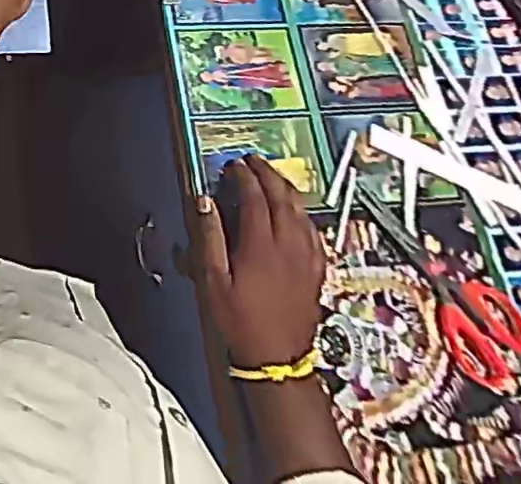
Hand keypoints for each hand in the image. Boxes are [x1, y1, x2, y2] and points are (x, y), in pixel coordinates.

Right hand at [193, 155, 326, 367]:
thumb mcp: (212, 278)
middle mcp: (289, 247)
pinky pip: (313, 231)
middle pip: (283, 198)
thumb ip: (209, 236)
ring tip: (272, 177)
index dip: (243, 177)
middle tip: (252, 162)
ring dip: (286, 189)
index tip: (232, 166)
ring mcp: (306, 258)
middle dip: (267, 175)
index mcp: (262, 246)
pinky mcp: (316, 270)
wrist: (277, 357)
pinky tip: (295, 212)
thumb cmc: (240, 318)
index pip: (255, 198)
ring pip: (302, 211)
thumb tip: (204, 203)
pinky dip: (301, 212)